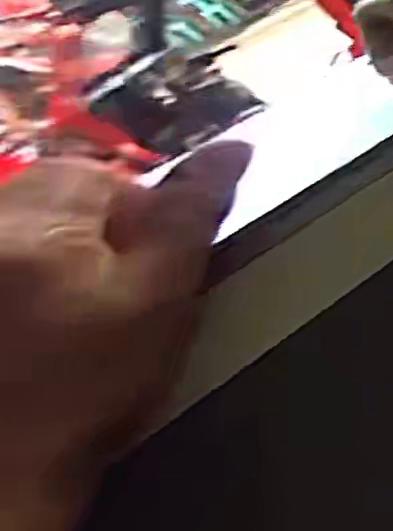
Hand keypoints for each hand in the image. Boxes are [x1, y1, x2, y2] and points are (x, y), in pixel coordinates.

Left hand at [0, 144, 247, 530]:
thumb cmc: (92, 380)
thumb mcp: (164, 292)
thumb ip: (191, 214)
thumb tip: (232, 149)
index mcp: (26, 233)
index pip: (84, 174)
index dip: (130, 203)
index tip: (151, 252)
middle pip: (33, 199)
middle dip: (83, 228)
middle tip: (111, 285)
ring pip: (10, 235)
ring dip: (47, 256)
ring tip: (61, 311)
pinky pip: (1, 269)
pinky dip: (19, 282)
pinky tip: (27, 324)